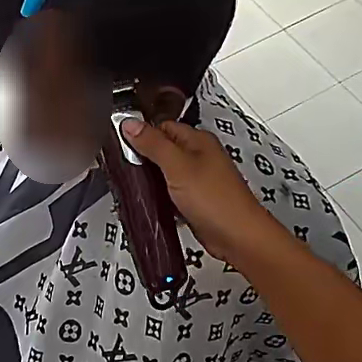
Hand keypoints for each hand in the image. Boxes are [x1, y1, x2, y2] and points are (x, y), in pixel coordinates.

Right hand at [120, 119, 285, 263]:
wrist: (238, 237)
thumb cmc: (219, 201)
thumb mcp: (177, 166)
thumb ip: (153, 144)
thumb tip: (130, 124)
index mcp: (198, 141)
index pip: (162, 126)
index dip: (141, 134)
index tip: (123, 146)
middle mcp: (200, 158)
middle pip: (162, 151)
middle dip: (144, 161)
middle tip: (129, 171)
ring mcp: (198, 181)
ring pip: (166, 175)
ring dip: (152, 183)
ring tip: (139, 190)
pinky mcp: (196, 202)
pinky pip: (172, 196)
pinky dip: (162, 200)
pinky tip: (155, 206)